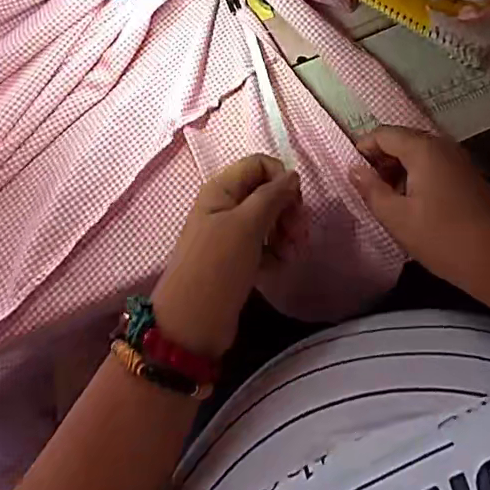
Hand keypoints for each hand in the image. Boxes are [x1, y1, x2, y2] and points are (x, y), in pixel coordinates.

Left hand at [151, 155, 303, 357]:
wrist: (190, 326)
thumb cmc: (217, 267)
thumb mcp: (247, 225)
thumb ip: (272, 195)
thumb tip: (292, 176)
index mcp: (220, 189)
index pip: (259, 164)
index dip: (281, 178)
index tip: (296, 203)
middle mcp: (224, 205)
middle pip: (267, 191)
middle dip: (288, 208)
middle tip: (299, 234)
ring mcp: (229, 232)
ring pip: (268, 218)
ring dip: (286, 232)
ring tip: (292, 254)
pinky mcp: (236, 257)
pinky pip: (264, 243)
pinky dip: (276, 251)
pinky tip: (279, 266)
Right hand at [347, 126, 489, 292]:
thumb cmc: (444, 238)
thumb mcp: (397, 218)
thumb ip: (371, 189)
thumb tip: (354, 168)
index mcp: (423, 148)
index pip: (383, 134)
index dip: (363, 150)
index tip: (352, 175)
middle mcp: (442, 145)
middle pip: (402, 140)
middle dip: (380, 161)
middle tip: (367, 191)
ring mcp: (458, 160)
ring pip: (418, 155)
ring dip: (398, 171)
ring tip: (387, 202)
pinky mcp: (468, 177)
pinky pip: (434, 167)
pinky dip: (417, 178)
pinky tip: (413, 207)